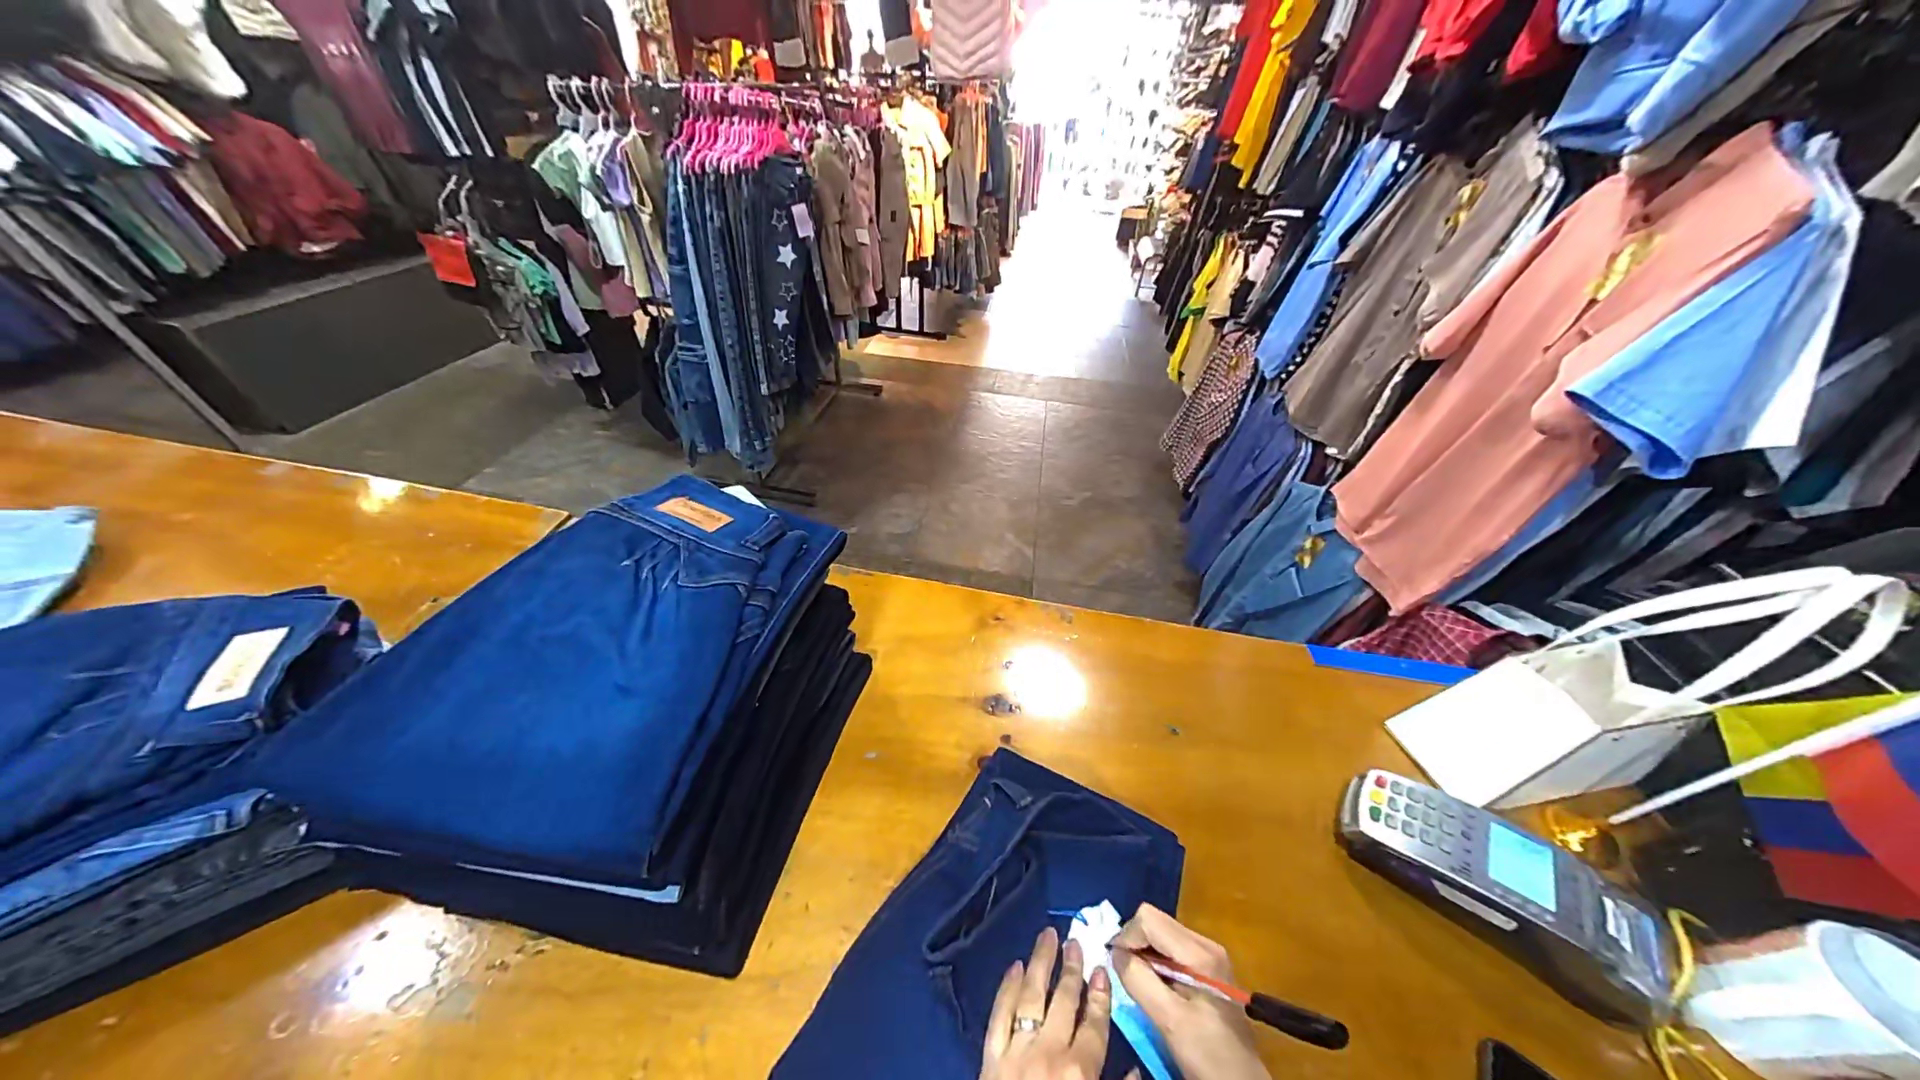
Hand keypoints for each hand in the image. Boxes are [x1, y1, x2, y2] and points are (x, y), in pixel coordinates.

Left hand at [981, 927, 1131, 1079]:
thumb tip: (1137, 1072)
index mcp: (1079, 1072)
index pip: (1094, 1025)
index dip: (1099, 996)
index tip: (1101, 968)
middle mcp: (1049, 1052)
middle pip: (1063, 1001)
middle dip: (1071, 969)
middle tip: (1075, 941)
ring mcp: (1016, 1050)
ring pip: (1031, 996)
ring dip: (1041, 964)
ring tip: (1047, 937)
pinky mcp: (990, 1056)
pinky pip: (999, 1013)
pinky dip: (1007, 987)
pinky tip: (1013, 966)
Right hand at [1112, 905, 1270, 1079]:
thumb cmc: (1208, 1055)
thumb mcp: (1169, 1020)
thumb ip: (1139, 980)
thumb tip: (1115, 953)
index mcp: (1200, 953)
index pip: (1148, 919)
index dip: (1127, 937)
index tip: (1118, 966)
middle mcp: (1205, 944)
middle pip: (1154, 923)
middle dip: (1134, 944)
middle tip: (1126, 975)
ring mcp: (1208, 955)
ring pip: (1160, 934)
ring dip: (1143, 954)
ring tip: (1139, 983)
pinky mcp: (1206, 968)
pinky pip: (1169, 949)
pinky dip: (1154, 962)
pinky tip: (1155, 987)